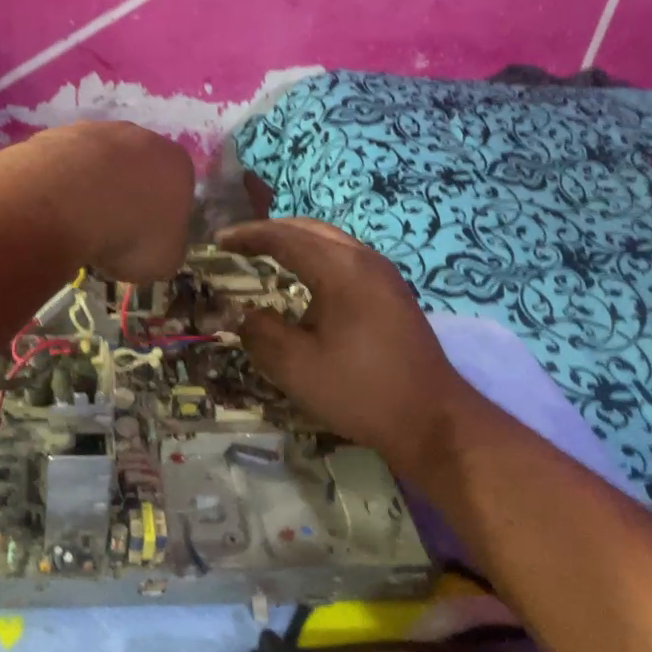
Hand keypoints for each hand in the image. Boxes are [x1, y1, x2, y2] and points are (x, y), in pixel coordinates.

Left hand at [18, 122, 194, 282]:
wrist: (67, 204)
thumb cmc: (130, 234)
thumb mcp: (164, 261)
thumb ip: (165, 249)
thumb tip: (154, 249)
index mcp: (175, 162)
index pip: (175, 189)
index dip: (159, 218)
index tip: (142, 241)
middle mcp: (139, 136)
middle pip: (135, 170)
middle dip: (124, 197)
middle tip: (108, 232)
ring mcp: (94, 130)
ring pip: (96, 163)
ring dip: (89, 188)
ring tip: (74, 223)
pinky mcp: (55, 134)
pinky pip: (61, 164)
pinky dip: (58, 184)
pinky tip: (51, 208)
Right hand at [219, 219, 475, 474]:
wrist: (433, 421)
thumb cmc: (361, 391)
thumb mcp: (296, 367)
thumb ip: (261, 333)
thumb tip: (245, 314)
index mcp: (341, 269)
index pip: (285, 237)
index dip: (248, 237)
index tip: (219, 242)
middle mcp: (365, 260)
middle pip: (310, 230)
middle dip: (271, 232)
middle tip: (239, 243)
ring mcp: (385, 275)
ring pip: (332, 242)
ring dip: (296, 243)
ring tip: (266, 255)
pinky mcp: (394, 294)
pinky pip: (347, 258)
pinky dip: (317, 257)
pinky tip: (306, 280)